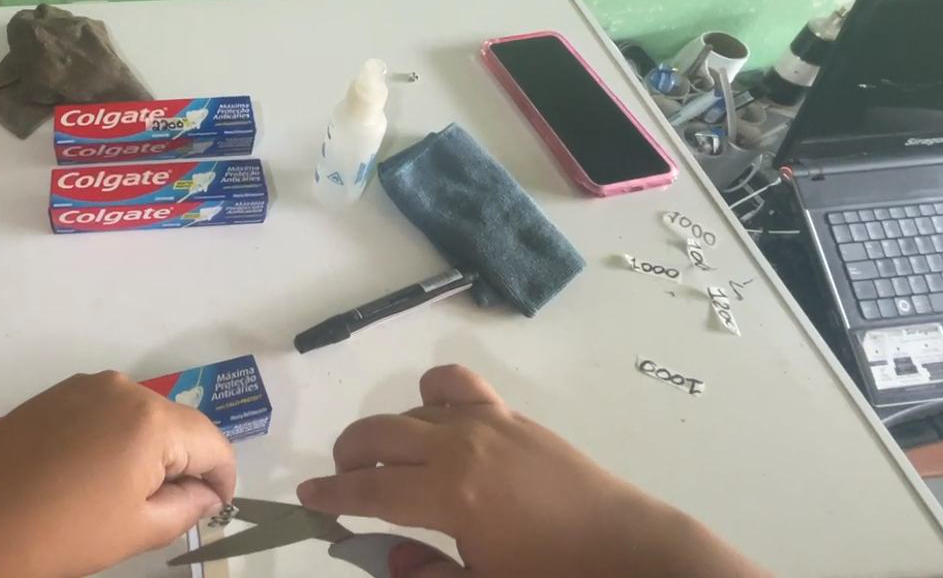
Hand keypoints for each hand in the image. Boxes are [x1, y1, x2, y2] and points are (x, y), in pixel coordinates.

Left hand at [0, 371, 234, 577]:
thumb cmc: (59, 535)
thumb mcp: (134, 530)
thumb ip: (185, 507)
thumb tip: (208, 493)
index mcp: (150, 419)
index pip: (212, 440)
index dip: (224, 476)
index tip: (220, 508)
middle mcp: (122, 387)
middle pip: (176, 422)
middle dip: (186, 461)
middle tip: (177, 508)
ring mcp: (84, 384)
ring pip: (140, 413)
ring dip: (150, 447)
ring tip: (130, 494)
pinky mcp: (55, 392)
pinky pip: (104, 408)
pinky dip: (115, 436)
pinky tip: (94, 473)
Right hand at [298, 365, 769, 577]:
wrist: (636, 555)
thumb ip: (427, 573)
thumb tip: (382, 554)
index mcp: (449, 494)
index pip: (370, 489)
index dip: (332, 494)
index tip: (306, 498)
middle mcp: (457, 446)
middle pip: (378, 434)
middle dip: (350, 456)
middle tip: (344, 483)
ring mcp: (483, 421)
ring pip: (409, 411)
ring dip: (387, 434)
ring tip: (390, 463)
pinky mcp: (506, 412)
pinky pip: (453, 385)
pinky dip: (431, 396)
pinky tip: (435, 421)